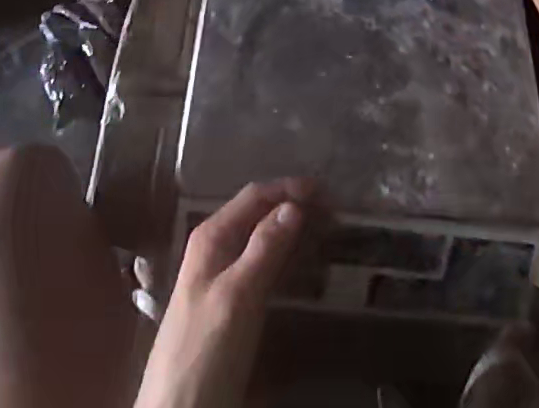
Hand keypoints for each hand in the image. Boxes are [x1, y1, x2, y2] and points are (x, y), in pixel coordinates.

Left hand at [134, 180, 314, 407]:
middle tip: (333, 212)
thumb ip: (263, 248)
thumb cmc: (205, 350)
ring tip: (325, 232)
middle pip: (257, 214)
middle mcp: (215, 249)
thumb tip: (294, 204)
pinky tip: (302, 267)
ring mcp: (221, 277)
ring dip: (291, 231)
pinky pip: (262, 268)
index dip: (288, 188)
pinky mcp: (231, 306)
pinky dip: (285, 258)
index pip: (254, 196)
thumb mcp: (237, 295)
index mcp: (211, 236)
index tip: (327, 191)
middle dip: (293, 207)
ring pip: (261, 240)